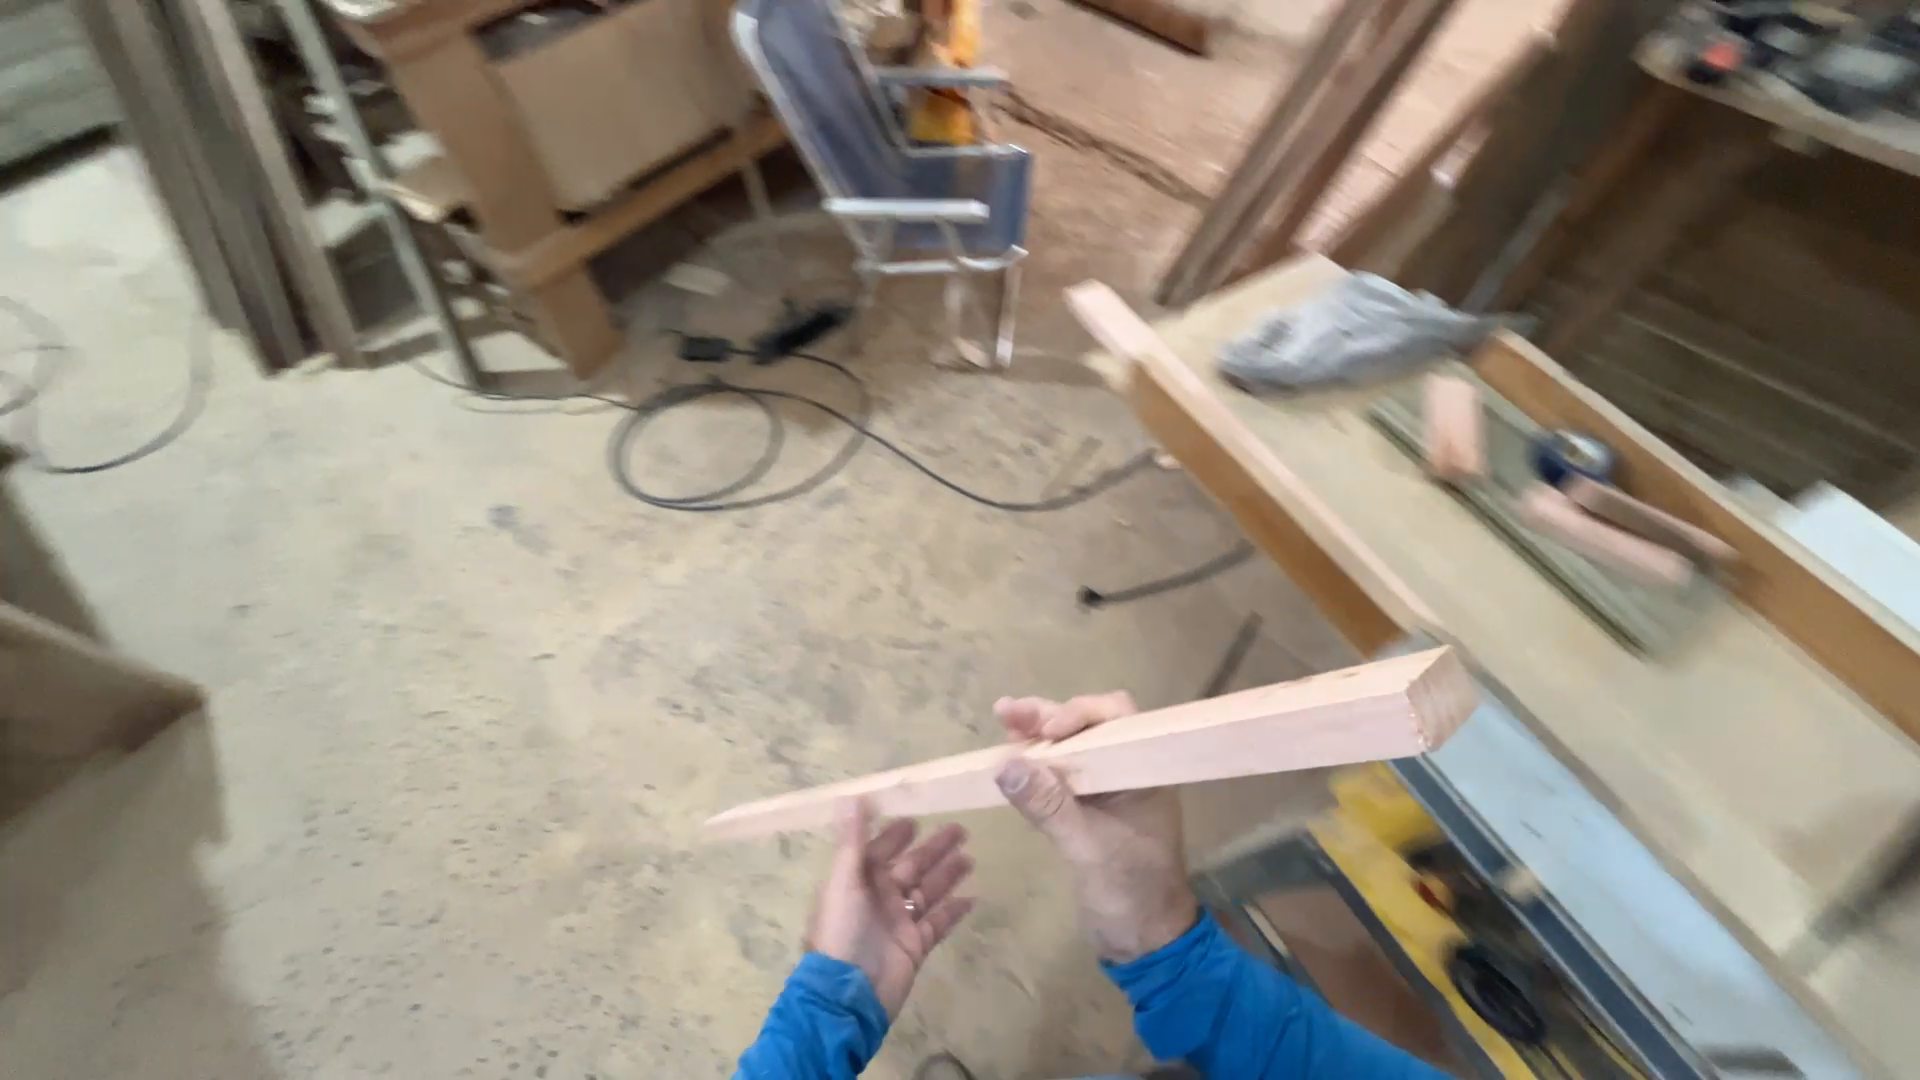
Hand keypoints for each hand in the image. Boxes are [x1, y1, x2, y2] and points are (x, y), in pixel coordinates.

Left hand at [807, 798, 975, 1017]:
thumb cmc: (843, 931)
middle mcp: (880, 897)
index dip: (897, 834)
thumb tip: (854, 797)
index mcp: (860, 880)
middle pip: (912, 866)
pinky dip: (955, 910)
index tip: (916, 818)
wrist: (848, 996)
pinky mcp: (915, 946)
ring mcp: (899, 922)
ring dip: (948, 874)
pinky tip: (973, 897)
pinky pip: (939, 922)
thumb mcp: (844, 880)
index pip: (882, 849)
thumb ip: (853, 839)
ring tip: (971, 857)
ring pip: (928, 890)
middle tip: (961, 828)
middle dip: (934, 848)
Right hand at [993, 692, 1198, 962]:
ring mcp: (1107, 784)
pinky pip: (1062, 769)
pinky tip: (1011, 752)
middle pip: (1087, 723)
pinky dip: (1037, 759)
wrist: (1145, 941)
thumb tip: (1004, 766)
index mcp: (1143, 768)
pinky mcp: (1088, 803)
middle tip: (1007, 712)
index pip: (1114, 716)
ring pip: (1072, 742)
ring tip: (1003, 718)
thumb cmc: (1128, 890)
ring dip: (1037, 730)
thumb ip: (1047, 804)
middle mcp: (1127, 766)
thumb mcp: (1084, 846)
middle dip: (1047, 715)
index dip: (1078, 714)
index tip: (1047, 733)